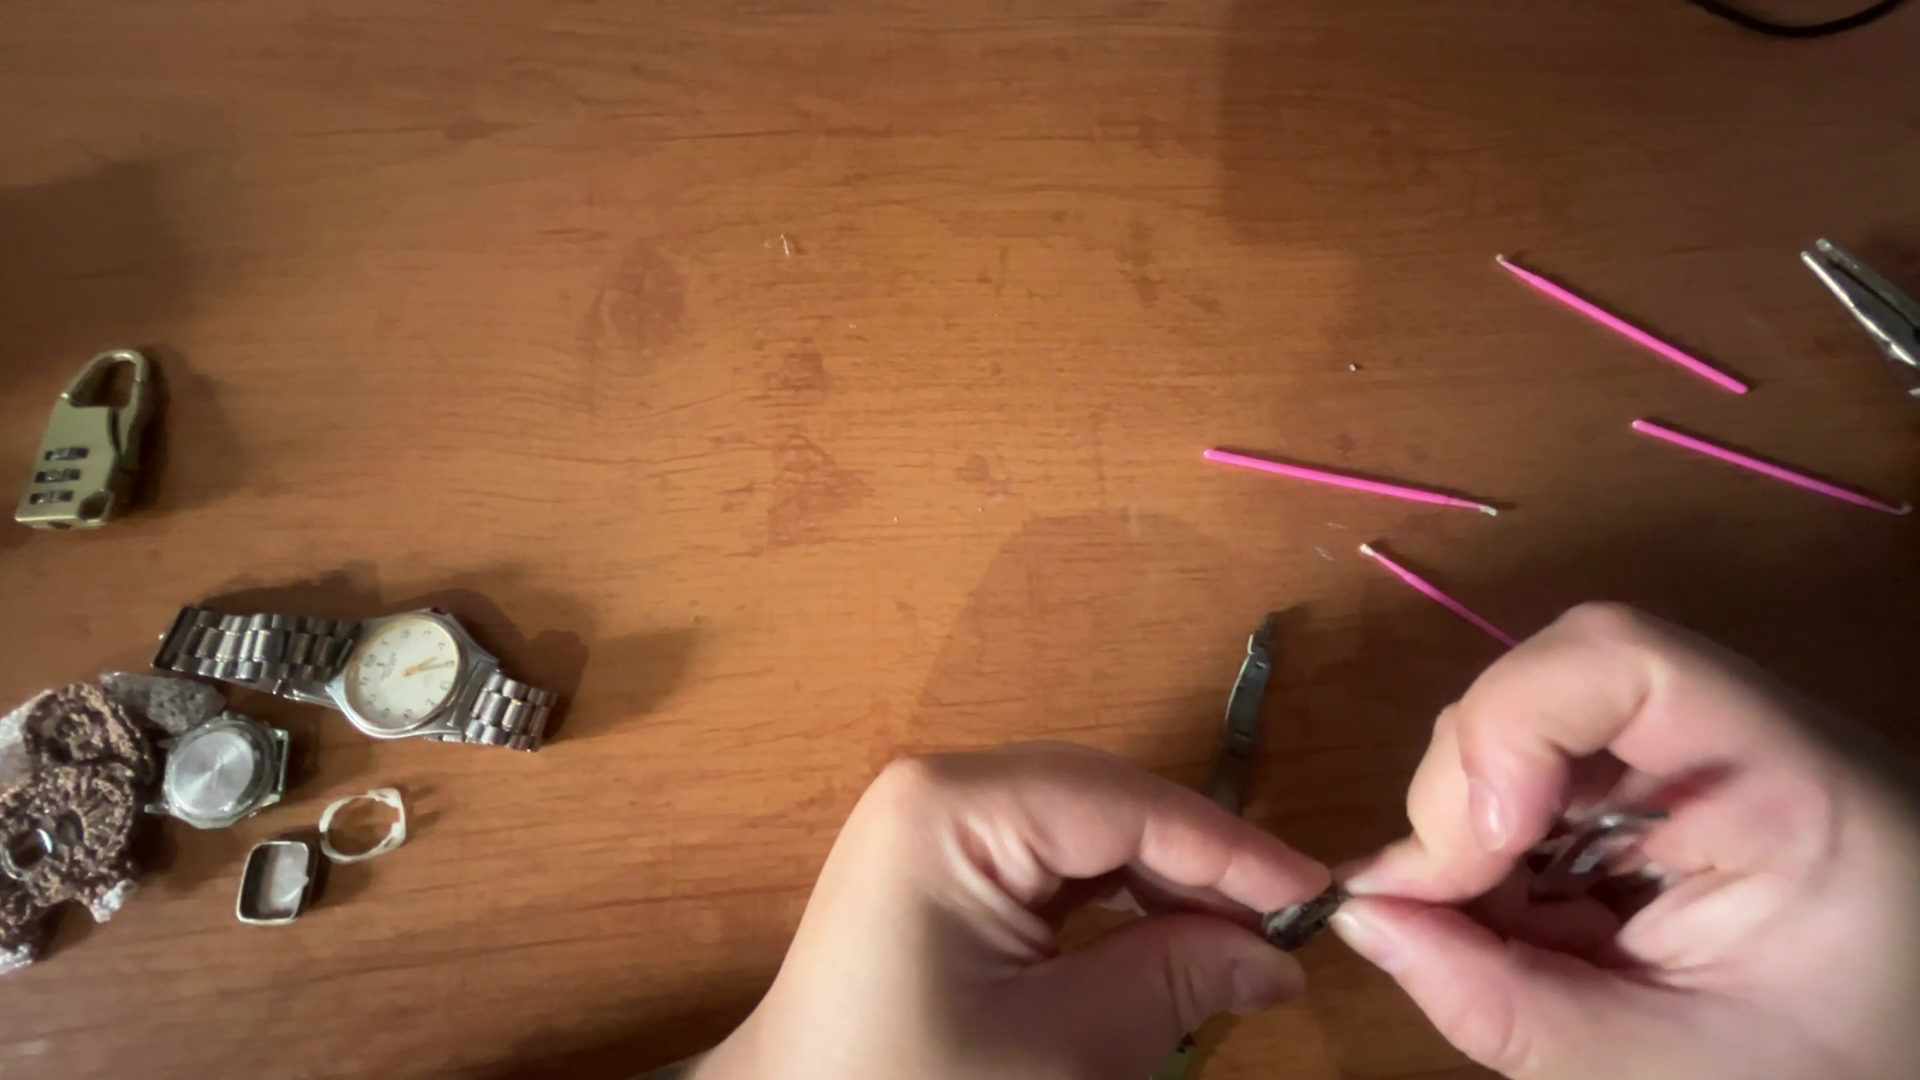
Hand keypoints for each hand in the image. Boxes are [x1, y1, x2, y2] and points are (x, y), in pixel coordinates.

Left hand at [692, 743, 1329, 1079]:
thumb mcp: (1062, 1052)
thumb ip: (1173, 981)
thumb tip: (1271, 954)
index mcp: (954, 805)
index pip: (1119, 801)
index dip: (1224, 844)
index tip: (1314, 890)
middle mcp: (943, 783)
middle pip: (1101, 800)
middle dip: (1193, 860)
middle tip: (1281, 924)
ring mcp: (938, 812)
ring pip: (1082, 823)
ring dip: (1158, 876)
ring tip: (1234, 936)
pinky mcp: (942, 849)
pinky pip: (1048, 851)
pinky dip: (1111, 892)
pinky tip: (1161, 932)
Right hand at [1334, 603, 1919, 1079]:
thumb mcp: (1673, 1074)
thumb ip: (1506, 1006)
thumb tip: (1357, 914)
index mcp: (1791, 782)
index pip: (1619, 657)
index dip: (1515, 721)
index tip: (1490, 840)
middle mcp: (1714, 739)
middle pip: (1527, 693)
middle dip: (1460, 796)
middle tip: (1431, 902)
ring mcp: (1657, 757)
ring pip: (1495, 734)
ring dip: (1454, 829)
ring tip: (1466, 922)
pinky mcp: (1614, 786)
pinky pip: (1500, 781)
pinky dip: (1467, 847)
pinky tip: (1487, 908)